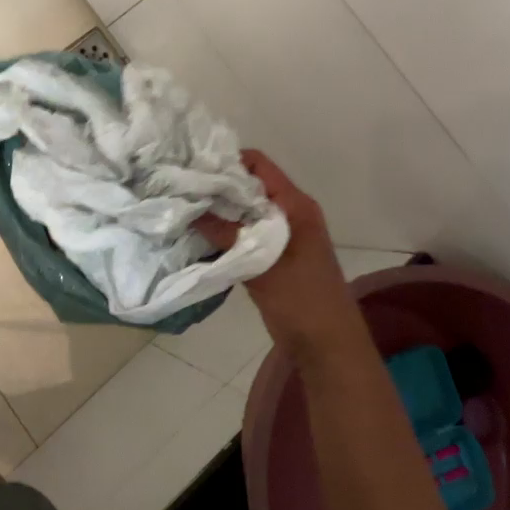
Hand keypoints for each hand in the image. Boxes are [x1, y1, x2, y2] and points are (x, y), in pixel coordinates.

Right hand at [199, 150, 349, 356]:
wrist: (328, 348)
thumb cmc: (303, 301)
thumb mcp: (262, 264)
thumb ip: (227, 234)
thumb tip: (190, 208)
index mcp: (295, 205)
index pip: (258, 165)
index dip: (227, 160)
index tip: (193, 166)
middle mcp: (289, 213)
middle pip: (249, 185)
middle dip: (217, 186)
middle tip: (180, 188)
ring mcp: (282, 235)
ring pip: (244, 210)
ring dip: (219, 211)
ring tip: (183, 208)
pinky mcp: (273, 255)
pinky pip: (245, 231)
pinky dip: (225, 231)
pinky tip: (198, 235)